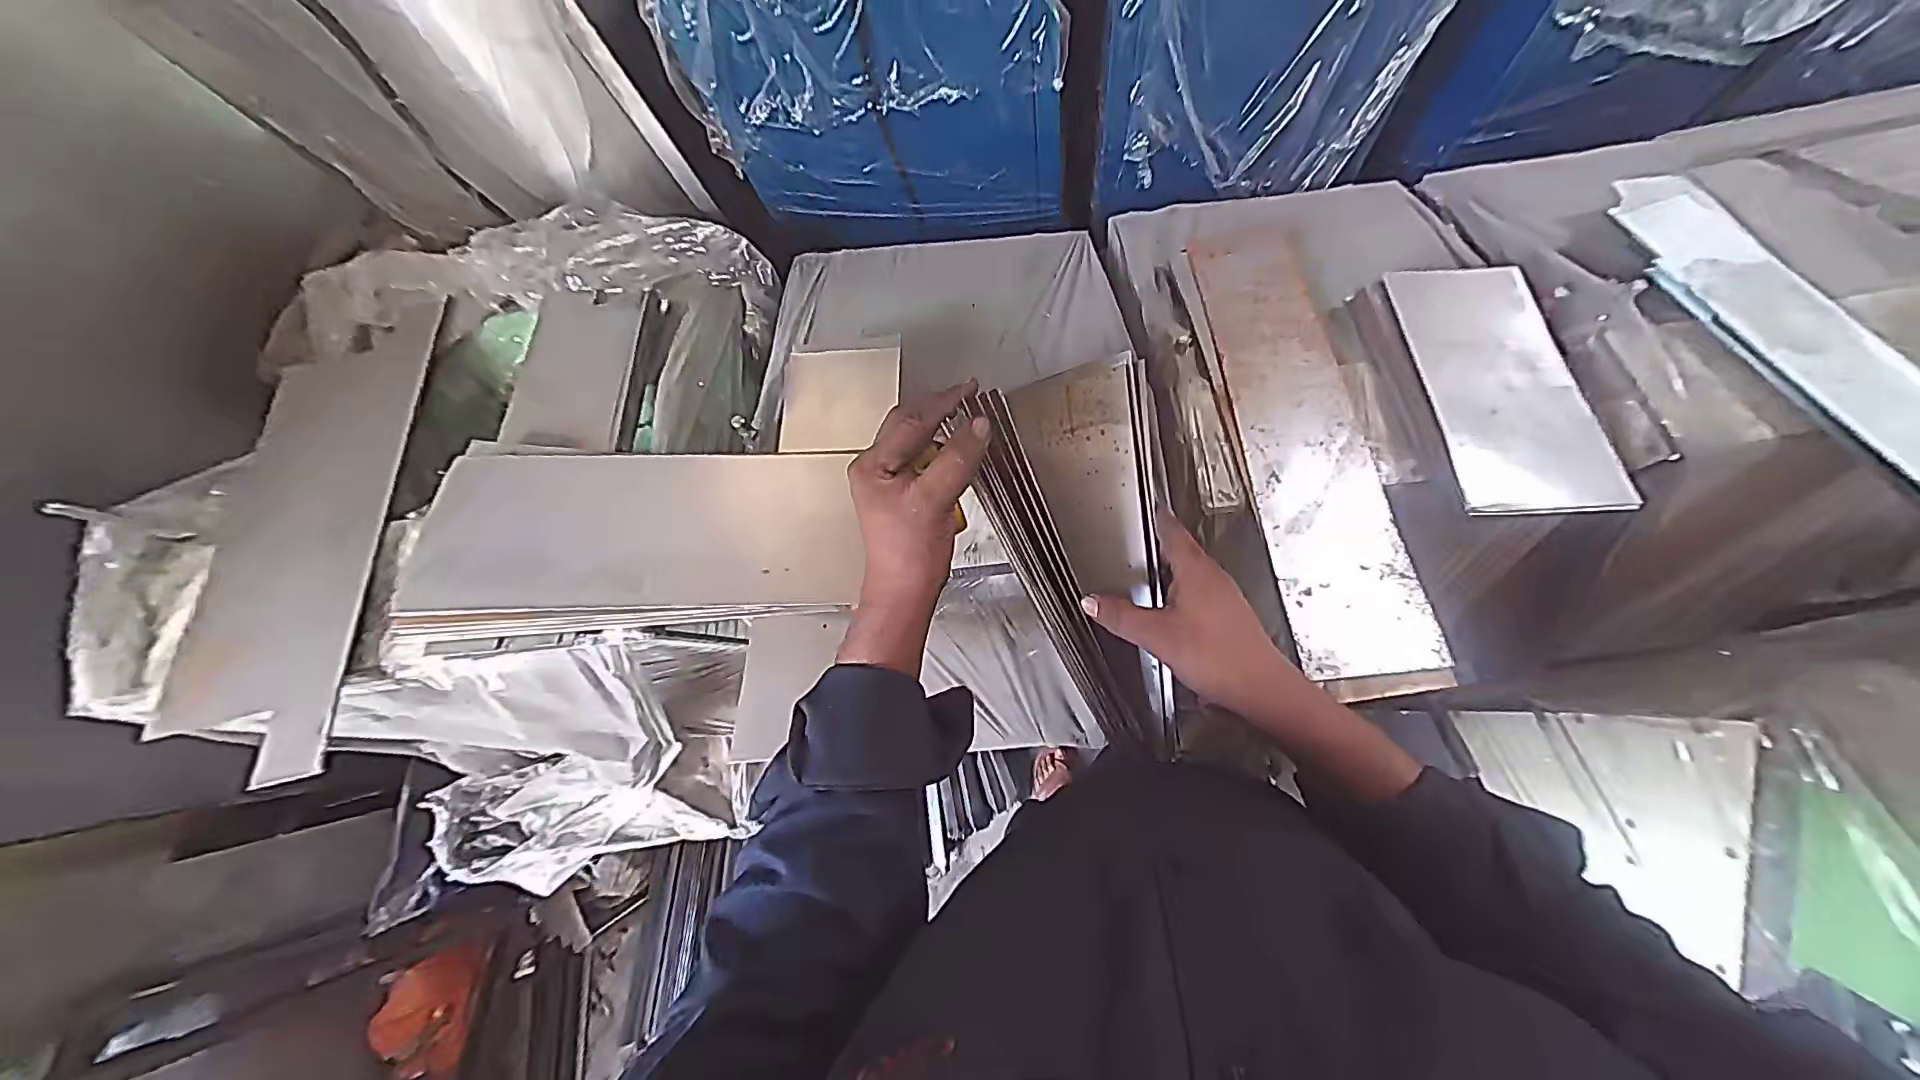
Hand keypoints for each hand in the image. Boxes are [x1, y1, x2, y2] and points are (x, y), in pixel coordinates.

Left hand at [837, 383, 990, 673]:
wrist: (904, 591)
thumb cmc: (906, 555)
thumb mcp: (934, 499)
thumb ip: (956, 459)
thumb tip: (977, 426)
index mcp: (873, 466)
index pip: (912, 422)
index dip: (943, 403)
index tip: (968, 390)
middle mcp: (875, 471)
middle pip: (909, 426)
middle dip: (938, 410)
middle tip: (966, 397)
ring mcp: (888, 485)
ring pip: (916, 443)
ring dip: (941, 431)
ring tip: (966, 422)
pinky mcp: (904, 498)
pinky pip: (924, 463)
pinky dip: (944, 453)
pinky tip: (959, 455)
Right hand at [1080, 510, 1307, 721]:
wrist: (1261, 690)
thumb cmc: (1221, 658)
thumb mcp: (1157, 636)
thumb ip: (1121, 617)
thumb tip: (1093, 602)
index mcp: (1197, 573)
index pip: (1174, 533)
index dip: (1160, 518)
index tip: (1152, 506)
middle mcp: (1215, 580)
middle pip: (1185, 551)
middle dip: (1163, 544)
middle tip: (1146, 538)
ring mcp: (1226, 599)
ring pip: (1195, 574)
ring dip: (1174, 571)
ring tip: (1153, 575)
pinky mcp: (1230, 618)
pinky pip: (1203, 595)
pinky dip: (1184, 594)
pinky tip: (1174, 613)